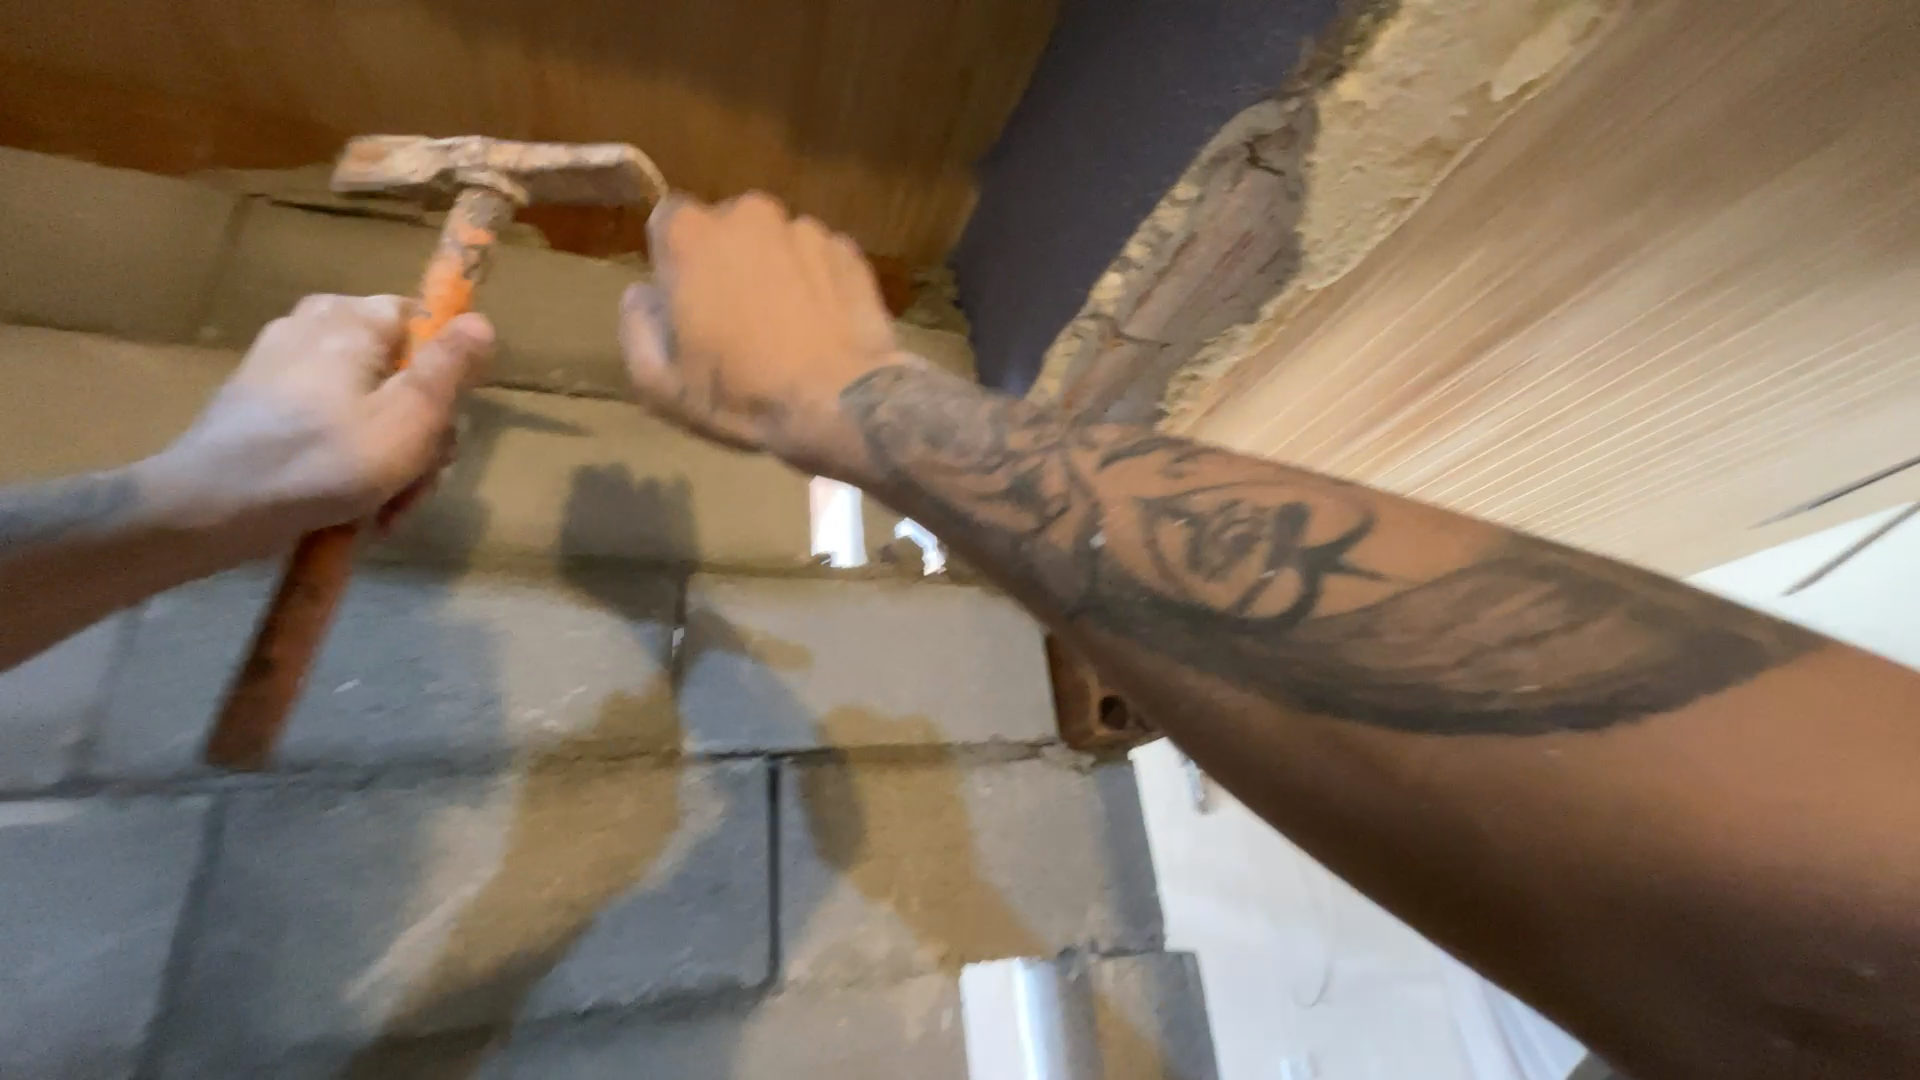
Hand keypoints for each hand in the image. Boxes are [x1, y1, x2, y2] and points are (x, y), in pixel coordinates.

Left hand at [144, 294, 491, 557]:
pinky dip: (353, 455)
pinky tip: (358, 497)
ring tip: (392, 499)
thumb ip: (450, 366)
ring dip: (395, 451)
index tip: (450, 413)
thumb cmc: (330, 458)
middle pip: (400, 367)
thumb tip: (481, 320)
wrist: (216, 507)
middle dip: (423, 424)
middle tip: (425, 471)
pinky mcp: (262, 405)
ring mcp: (281, 367)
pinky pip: (333, 420)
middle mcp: (313, 329)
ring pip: (371, 400)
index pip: (422, 318)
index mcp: (351, 322)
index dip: (448, 366)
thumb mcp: (413, 414)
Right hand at [619, 192, 913, 482]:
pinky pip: (822, 262)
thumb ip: (636, 330)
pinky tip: (824, 329)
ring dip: (778, 274)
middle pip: (729, 231)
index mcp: (690, 234)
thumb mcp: (661, 386)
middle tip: (744, 323)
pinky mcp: (851, 253)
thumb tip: (640, 296)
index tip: (691, 305)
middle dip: (731, 265)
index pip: (669, 224)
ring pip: (780, 245)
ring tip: (791, 331)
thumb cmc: (744, 397)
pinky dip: (819, 286)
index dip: (677, 264)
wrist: (843, 404)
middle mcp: (749, 214)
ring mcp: (807, 230)